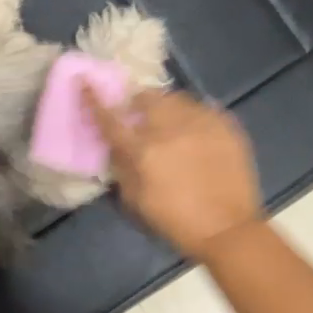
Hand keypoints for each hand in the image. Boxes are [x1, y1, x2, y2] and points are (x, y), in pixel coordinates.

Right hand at [85, 86, 261, 255]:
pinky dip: (192, 115)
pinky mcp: (227, 127)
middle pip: (147, 98)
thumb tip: (117, 146)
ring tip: (169, 121)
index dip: (94, 100)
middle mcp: (171, 130)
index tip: (85, 82)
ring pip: (176, 98)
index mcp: (144, 151)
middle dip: (138, 102)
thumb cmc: (176, 221)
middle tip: (138, 114)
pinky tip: (194, 131)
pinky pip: (203, 108)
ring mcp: (202, 125)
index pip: (111, 119)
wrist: (228, 230)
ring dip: (166, 106)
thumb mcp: (136, 201)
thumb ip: (123, 168)